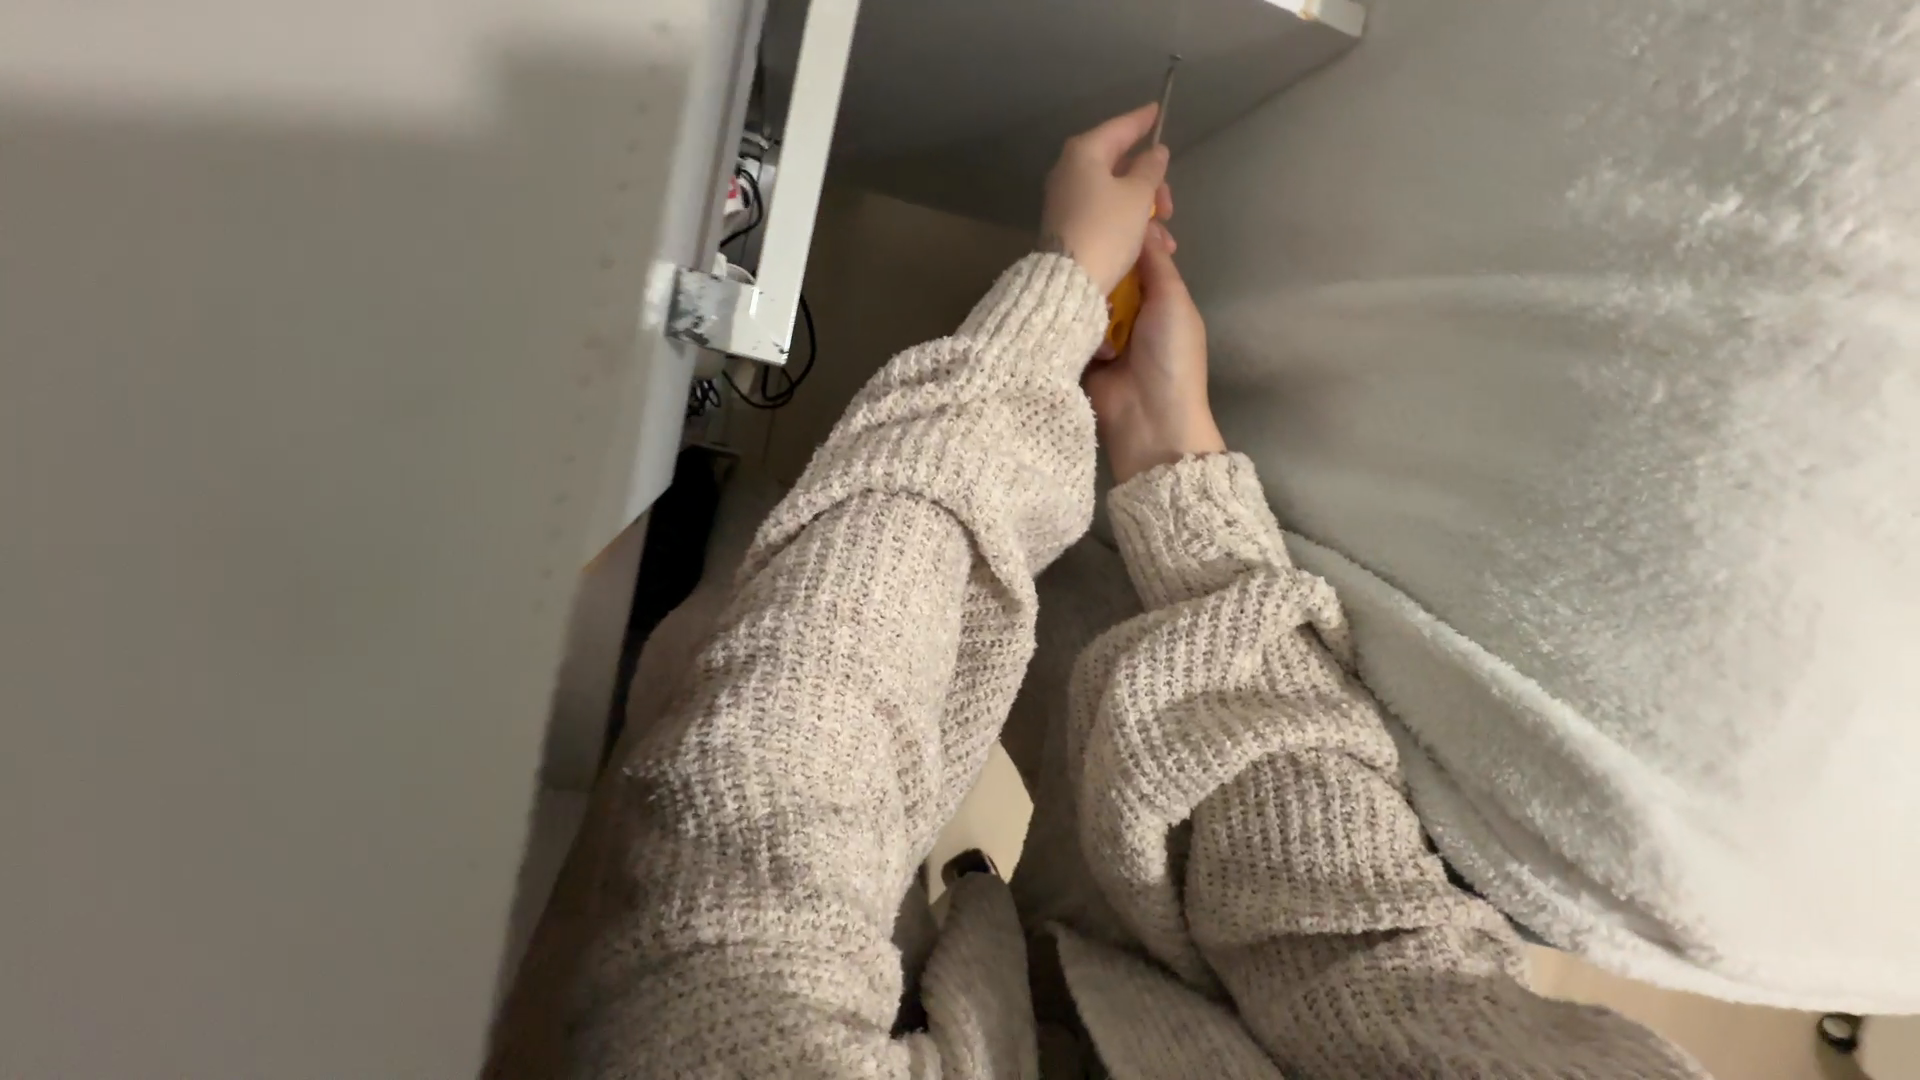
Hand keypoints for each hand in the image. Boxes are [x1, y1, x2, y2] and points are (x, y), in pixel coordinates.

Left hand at [1039, 104, 1173, 294]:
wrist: (1068, 282)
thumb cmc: (1106, 230)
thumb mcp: (1138, 196)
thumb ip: (1150, 169)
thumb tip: (1154, 153)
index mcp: (1084, 153)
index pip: (1120, 128)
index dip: (1142, 121)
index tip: (1158, 111)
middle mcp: (1070, 172)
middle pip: (1120, 166)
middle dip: (1151, 185)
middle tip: (1168, 208)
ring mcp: (1066, 201)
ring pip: (1115, 195)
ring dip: (1144, 213)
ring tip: (1163, 240)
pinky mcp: (1068, 227)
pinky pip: (1104, 216)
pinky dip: (1126, 225)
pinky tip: (1147, 245)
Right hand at [1084, 222, 1225, 483]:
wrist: (1149, 420)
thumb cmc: (1170, 355)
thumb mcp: (1173, 300)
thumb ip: (1156, 262)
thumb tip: (1144, 223)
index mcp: (1160, 299)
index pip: (1137, 259)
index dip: (1125, 238)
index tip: (1105, 214)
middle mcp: (1131, 314)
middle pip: (1108, 276)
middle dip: (1097, 267)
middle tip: (1078, 247)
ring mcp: (1104, 336)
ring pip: (1086, 300)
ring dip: (1082, 296)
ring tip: (1071, 284)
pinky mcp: (1080, 357)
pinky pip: (1069, 329)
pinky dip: (1067, 324)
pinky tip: (1060, 313)